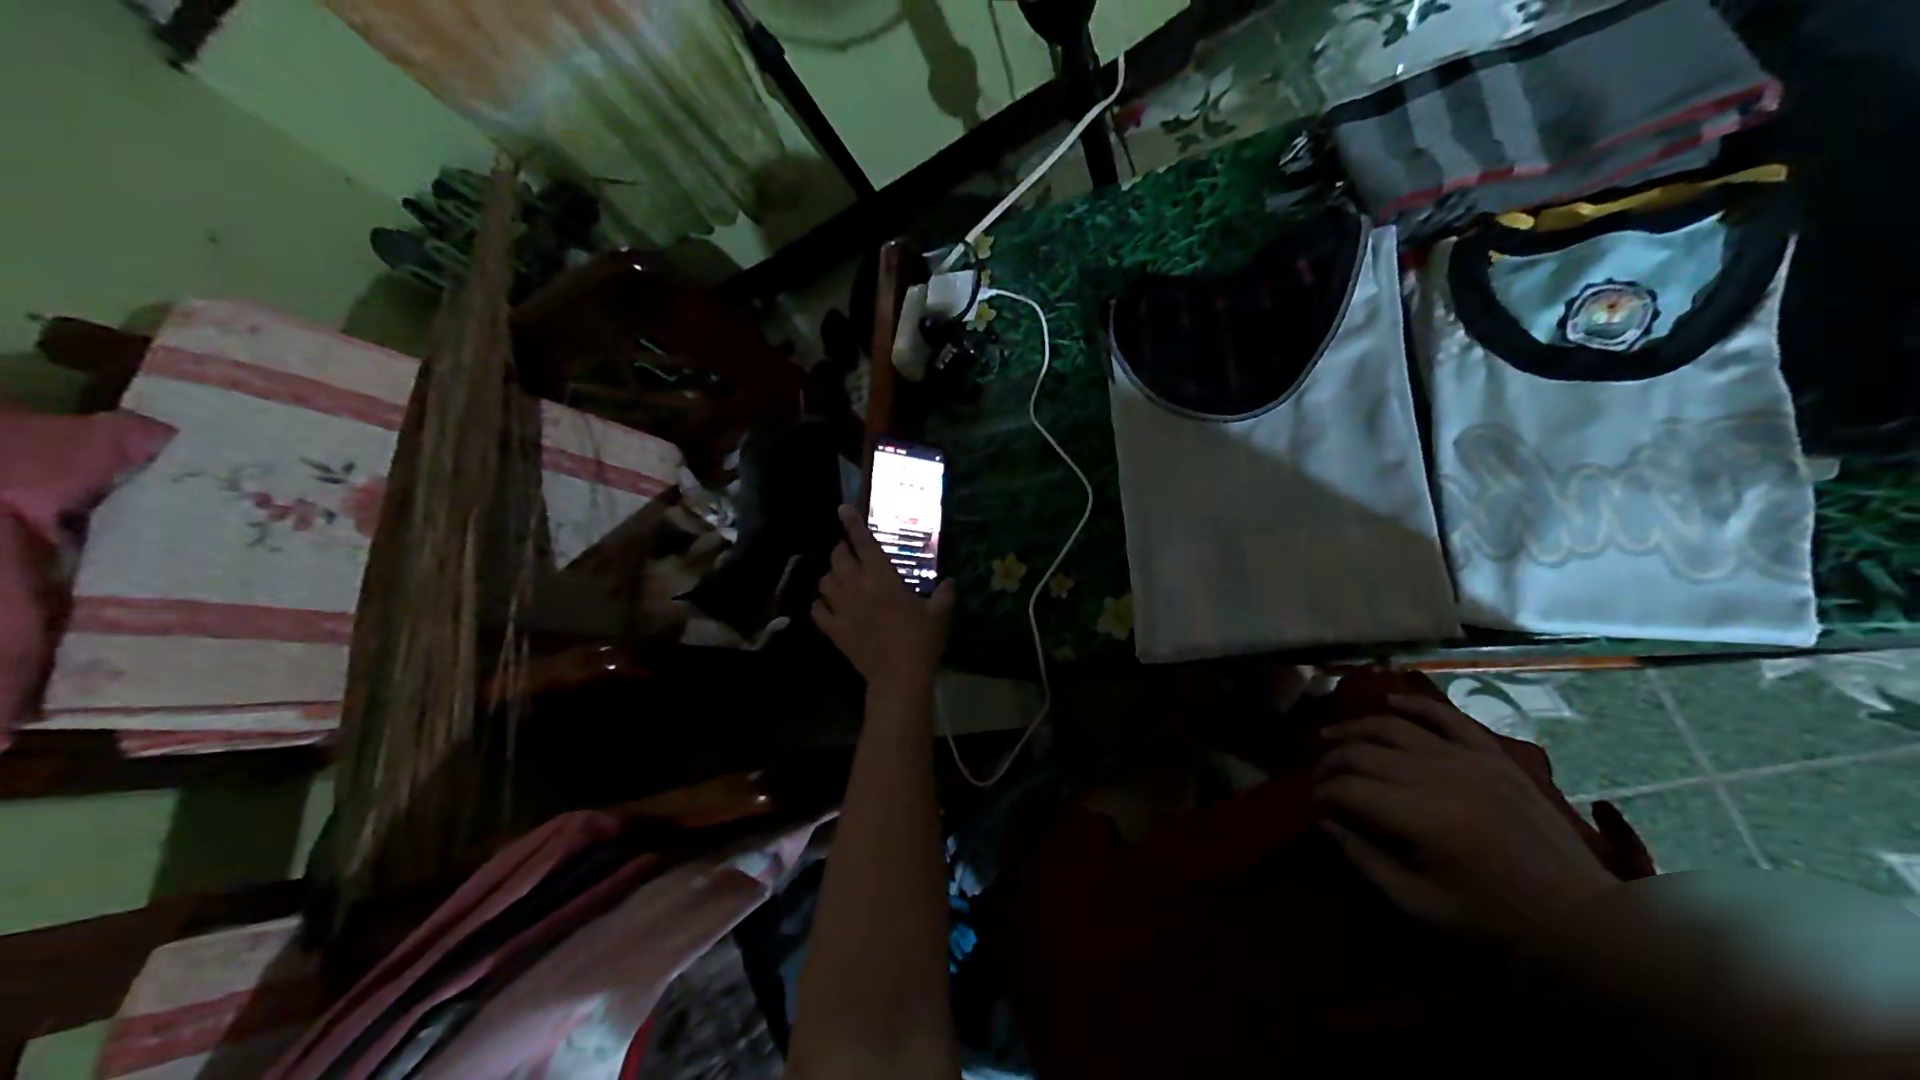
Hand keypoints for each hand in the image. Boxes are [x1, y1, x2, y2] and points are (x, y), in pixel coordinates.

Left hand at [813, 505, 954, 689]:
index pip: (863, 542)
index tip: (842, 509)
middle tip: (850, 551)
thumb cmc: (921, 639)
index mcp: (882, 576)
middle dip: (842, 549)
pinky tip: (827, 605)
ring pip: (825, 580)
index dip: (852, 523)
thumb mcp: (939, 613)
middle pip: (839, 557)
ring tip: (840, 578)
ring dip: (831, 575)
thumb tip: (950, 582)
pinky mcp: (833, 629)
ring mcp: (841, 607)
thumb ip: (944, 594)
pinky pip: (818, 609)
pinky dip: (821, 604)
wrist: (899, 675)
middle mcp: (857, 585)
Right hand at [1311, 693, 1618, 943]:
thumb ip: (1366, 860)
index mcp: (1423, 818)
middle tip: (1317, 778)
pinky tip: (1389, 700)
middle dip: (1330, 763)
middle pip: (1364, 752)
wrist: (1583, 918)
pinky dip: (1415, 704)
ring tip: (1329, 738)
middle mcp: (1441, 777)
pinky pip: (1447, 717)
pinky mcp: (1494, 757)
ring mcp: (1470, 760)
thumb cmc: (1495, 919)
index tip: (1313, 806)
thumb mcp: (1420, 904)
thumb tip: (1325, 823)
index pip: (1349, 788)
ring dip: (1354, 729)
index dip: (1322, 793)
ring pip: (1394, 727)